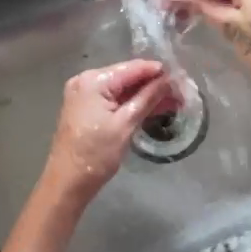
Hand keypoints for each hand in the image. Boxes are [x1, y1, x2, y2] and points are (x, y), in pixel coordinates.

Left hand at [41, 60, 174, 202]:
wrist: (67, 183)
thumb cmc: (95, 154)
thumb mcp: (125, 124)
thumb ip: (148, 98)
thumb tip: (170, 80)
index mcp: (93, 80)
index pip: (133, 68)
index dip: (159, 72)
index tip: (182, 78)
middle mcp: (86, 80)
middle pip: (128, 77)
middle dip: (154, 85)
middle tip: (181, 93)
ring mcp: (84, 94)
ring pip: (122, 89)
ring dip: (146, 95)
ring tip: (174, 101)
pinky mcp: (86, 108)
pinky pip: (113, 99)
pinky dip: (131, 103)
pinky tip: (154, 107)